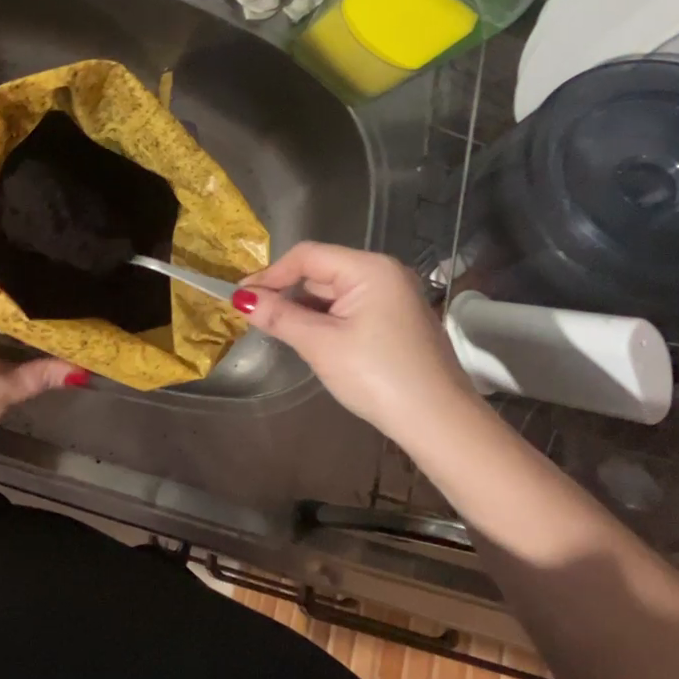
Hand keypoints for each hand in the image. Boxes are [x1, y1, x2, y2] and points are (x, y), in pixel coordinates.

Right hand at [232, 242, 480, 436]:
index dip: (270, 274)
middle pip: (320, 271)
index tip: (240, 297)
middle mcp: (384, 274)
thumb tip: (240, 298)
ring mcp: (393, 298)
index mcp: (369, 269)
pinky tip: (309, 341)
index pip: (307, 256)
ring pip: (333, 293)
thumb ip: (278, 316)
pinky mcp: (395, 322)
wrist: (438, 421)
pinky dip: (324, 321)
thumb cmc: (376, 375)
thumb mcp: (320, 344)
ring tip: (276, 330)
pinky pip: (349, 309)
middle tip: (254, 316)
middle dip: (286, 292)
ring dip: (304, 309)